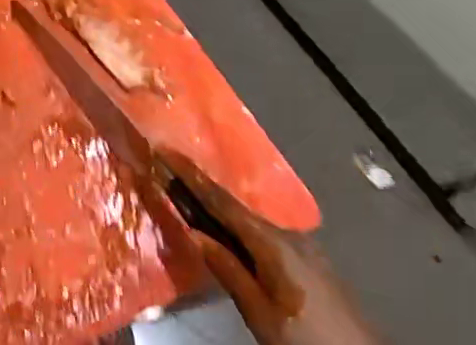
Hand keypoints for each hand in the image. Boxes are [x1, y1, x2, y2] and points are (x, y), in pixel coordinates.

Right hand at [158, 148, 379, 344]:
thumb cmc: (310, 343)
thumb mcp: (263, 318)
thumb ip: (229, 272)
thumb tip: (193, 233)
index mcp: (273, 242)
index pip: (222, 201)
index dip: (191, 176)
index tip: (165, 151)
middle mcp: (287, 233)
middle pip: (235, 207)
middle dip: (202, 191)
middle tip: (170, 177)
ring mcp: (303, 245)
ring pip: (250, 221)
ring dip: (220, 211)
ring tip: (191, 202)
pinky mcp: (310, 260)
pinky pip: (265, 233)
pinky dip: (240, 227)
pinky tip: (229, 234)